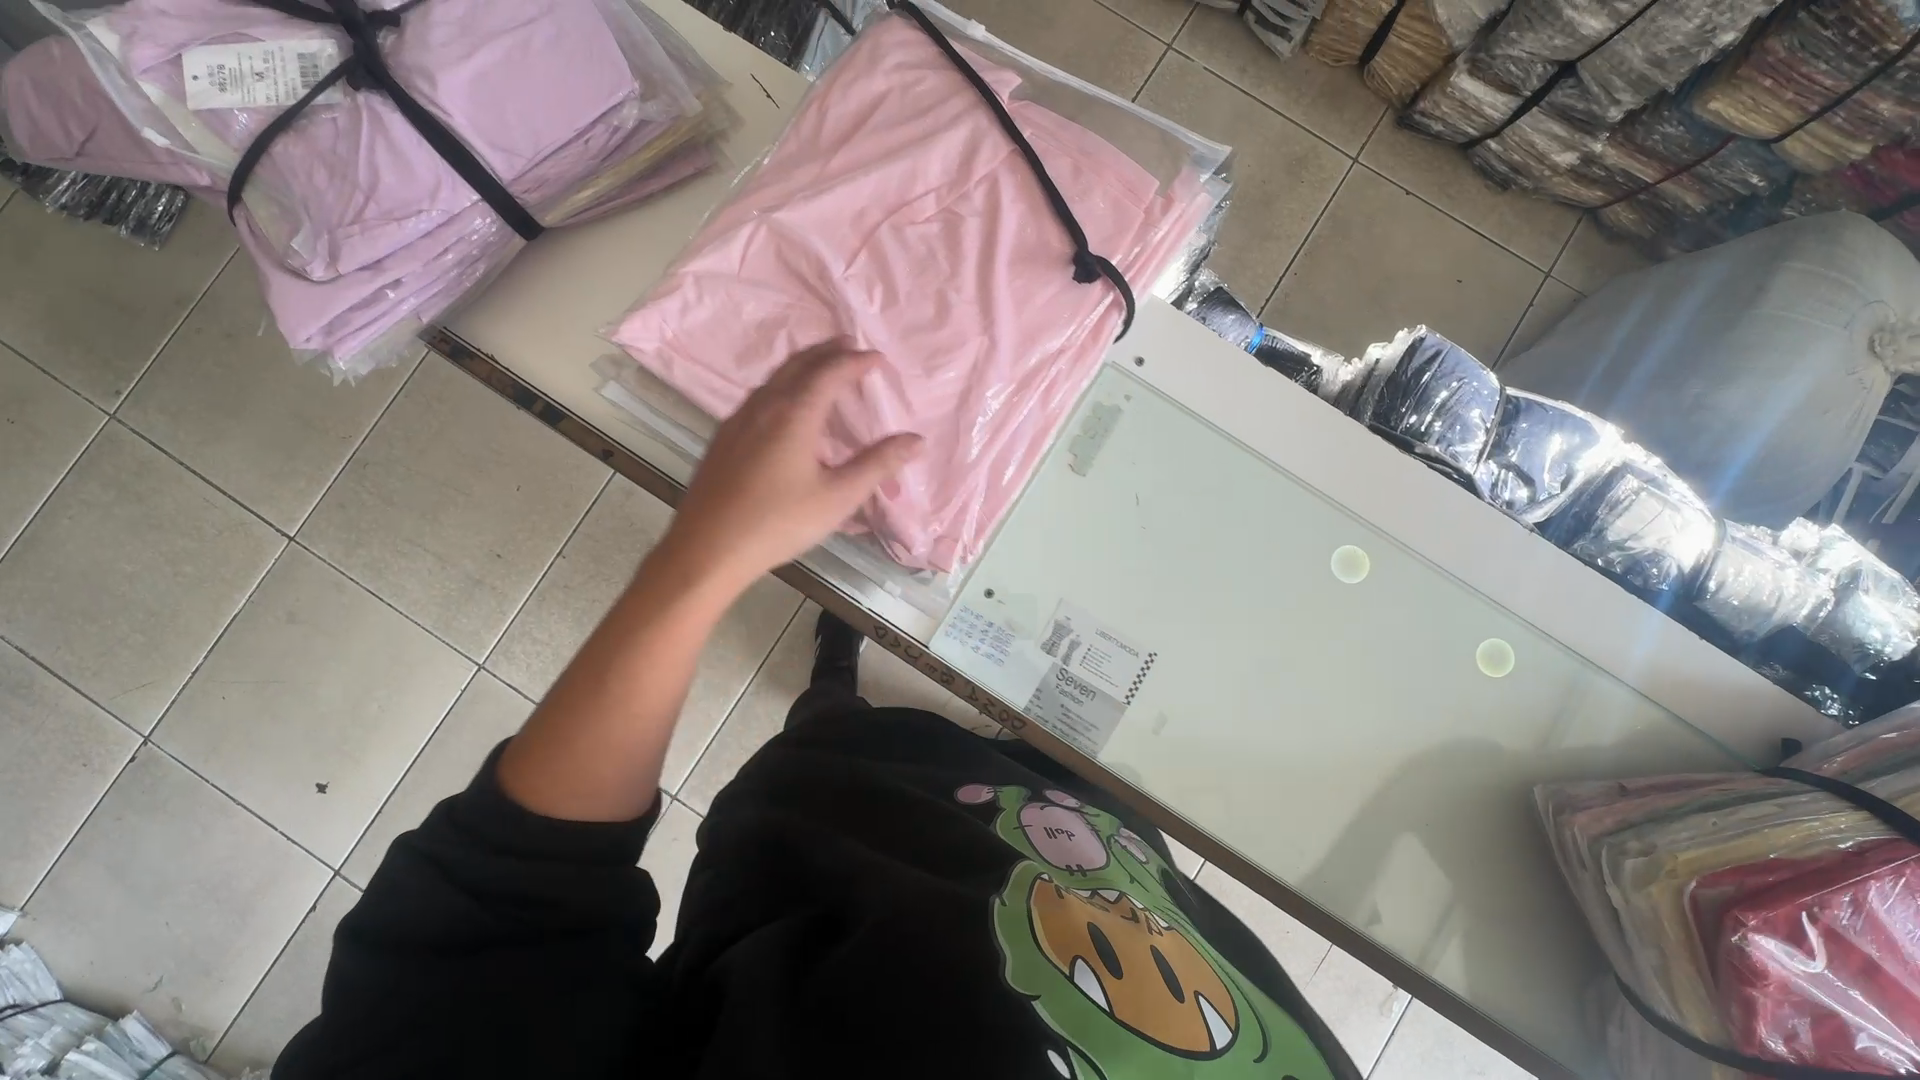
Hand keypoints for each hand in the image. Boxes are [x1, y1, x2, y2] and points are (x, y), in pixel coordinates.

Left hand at [652, 339, 923, 594]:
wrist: (708, 548)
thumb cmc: (779, 523)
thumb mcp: (838, 497)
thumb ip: (877, 465)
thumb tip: (915, 440)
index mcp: (795, 414)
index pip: (830, 372)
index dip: (856, 362)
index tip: (878, 359)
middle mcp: (764, 406)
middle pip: (798, 364)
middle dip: (827, 352)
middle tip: (850, 346)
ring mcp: (738, 420)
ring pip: (774, 378)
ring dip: (802, 366)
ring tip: (822, 369)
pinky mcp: (723, 438)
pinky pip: (758, 396)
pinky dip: (782, 386)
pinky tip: (784, 407)